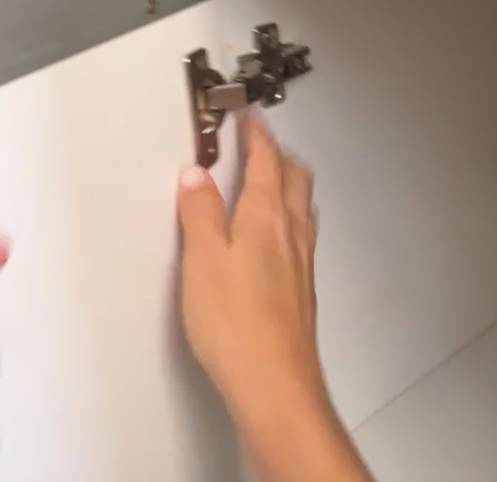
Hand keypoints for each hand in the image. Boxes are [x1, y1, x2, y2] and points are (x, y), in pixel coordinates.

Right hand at [176, 111, 371, 481]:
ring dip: (287, 180)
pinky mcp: (301, 285)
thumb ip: (199, 212)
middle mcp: (290, 229)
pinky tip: (280, 232)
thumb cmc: (238, 322)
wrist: (274, 379)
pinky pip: (301, 231)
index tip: (251, 116)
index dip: (257, 133)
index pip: (265, 159)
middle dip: (278, 152)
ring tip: (273, 176)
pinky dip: (290, 214)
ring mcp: (301, 257)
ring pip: (301, 203)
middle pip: (293, 175)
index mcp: (265, 214)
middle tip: (262, 141)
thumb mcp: (202, 258)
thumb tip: (195, 175)